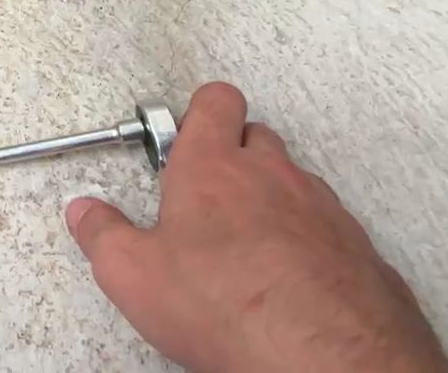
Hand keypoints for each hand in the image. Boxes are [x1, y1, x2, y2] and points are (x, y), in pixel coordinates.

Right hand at [67, 83, 447, 372]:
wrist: (334, 365)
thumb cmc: (228, 307)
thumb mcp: (133, 275)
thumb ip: (101, 234)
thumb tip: (82, 212)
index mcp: (213, 166)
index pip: (215, 101)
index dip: (201, 112)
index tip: (184, 142)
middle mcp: (272, 175)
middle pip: (257, 136)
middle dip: (236, 156)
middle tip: (211, 201)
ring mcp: (325, 212)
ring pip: (297, 184)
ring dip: (276, 202)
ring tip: (254, 252)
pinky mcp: (365, 255)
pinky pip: (334, 232)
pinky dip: (314, 247)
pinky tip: (297, 288)